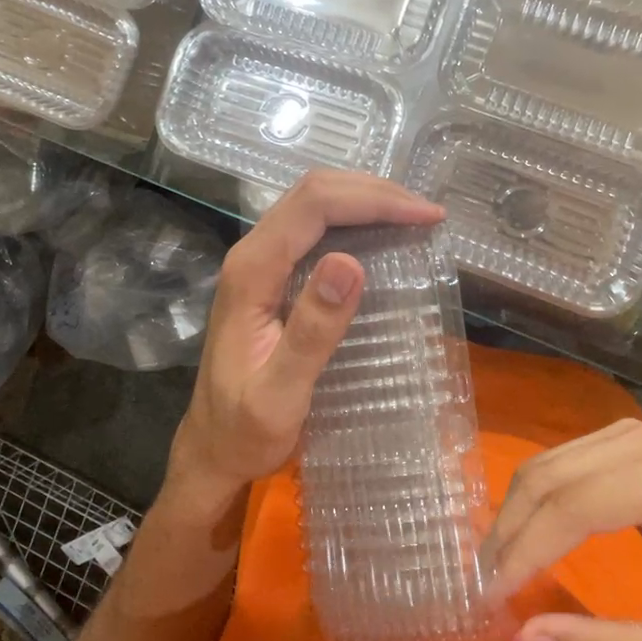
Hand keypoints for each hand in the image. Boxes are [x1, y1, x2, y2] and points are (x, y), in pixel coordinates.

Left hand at [166, 170, 444, 505]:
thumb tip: (349, 262)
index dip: (372, 201)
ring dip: (364, 201)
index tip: (426, 216)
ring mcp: (258, 262)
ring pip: (311, 204)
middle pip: (312, 193)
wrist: (213, 447)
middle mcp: (251, 254)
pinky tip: (381, 235)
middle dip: (374, 193)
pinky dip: (352, 219)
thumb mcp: (282, 393)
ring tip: (413, 218)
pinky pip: (312, 227)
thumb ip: (312, 330)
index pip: (313, 206)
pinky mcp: (270, 275)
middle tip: (428, 214)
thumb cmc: (246, 428)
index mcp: (251, 272)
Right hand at [484, 419, 641, 640]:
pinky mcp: (615, 437)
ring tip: (497, 572)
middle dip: (509, 535)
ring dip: (511, 520)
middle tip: (483, 590)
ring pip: (543, 468)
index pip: (579, 506)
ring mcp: (630, 432)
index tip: (489, 599)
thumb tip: (523, 640)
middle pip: (553, 480)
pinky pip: (552, 466)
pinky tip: (519, 543)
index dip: (527, 550)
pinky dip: (526, 504)